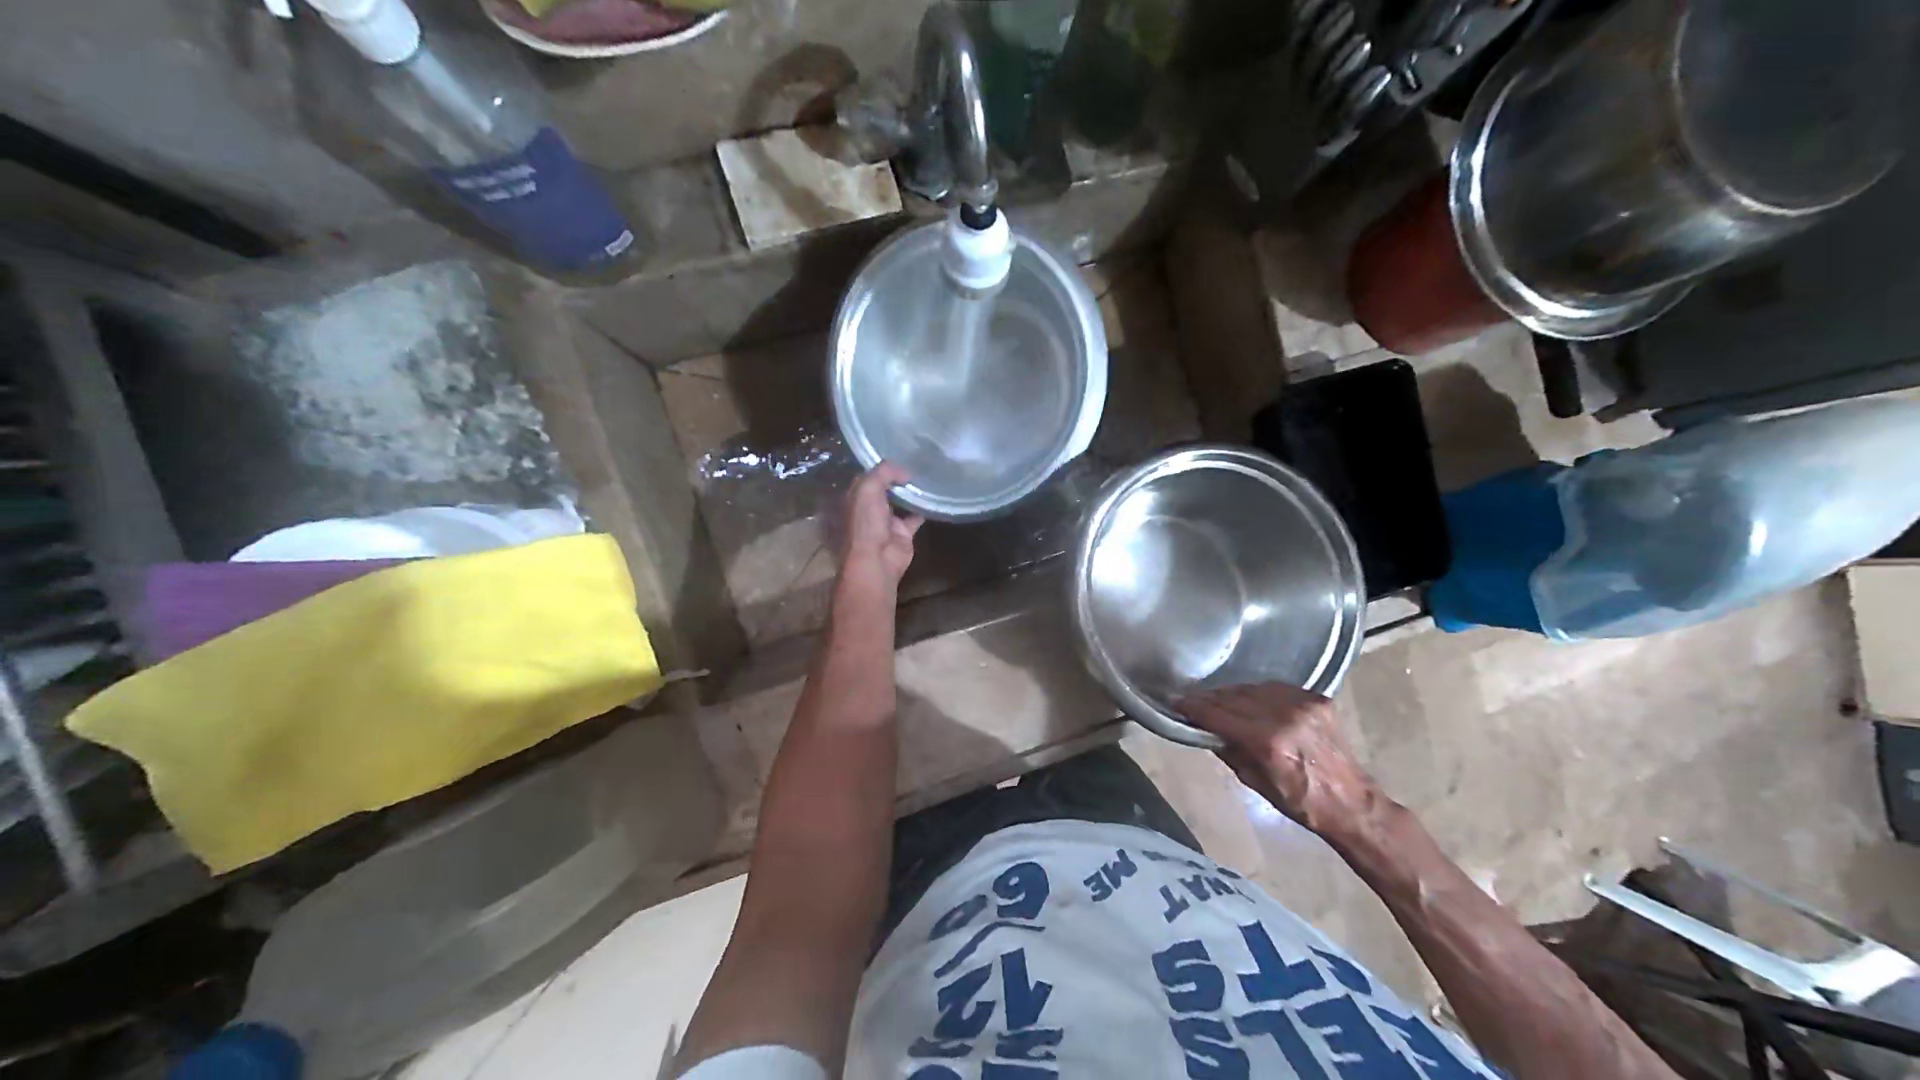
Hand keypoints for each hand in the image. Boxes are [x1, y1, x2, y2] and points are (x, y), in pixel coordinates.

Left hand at [838, 462, 922, 596]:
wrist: (876, 560)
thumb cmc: (866, 523)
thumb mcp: (868, 488)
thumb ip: (885, 472)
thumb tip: (906, 471)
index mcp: (856, 497)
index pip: (868, 476)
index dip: (882, 466)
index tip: (901, 454)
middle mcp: (869, 508)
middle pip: (885, 488)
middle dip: (899, 477)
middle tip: (919, 461)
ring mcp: (887, 521)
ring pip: (901, 501)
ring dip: (912, 491)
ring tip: (928, 474)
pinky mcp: (903, 532)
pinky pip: (915, 516)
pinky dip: (924, 508)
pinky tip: (934, 495)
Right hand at [1176, 682, 1383, 837]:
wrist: (1352, 803)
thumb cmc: (1300, 802)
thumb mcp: (1255, 782)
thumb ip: (1229, 751)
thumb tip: (1205, 730)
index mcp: (1268, 741)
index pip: (1220, 715)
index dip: (1195, 707)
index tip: (1178, 703)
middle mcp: (1285, 716)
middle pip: (1235, 697)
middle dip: (1211, 698)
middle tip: (1193, 700)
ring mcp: (1303, 705)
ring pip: (1254, 688)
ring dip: (1233, 693)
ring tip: (1219, 699)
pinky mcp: (1317, 699)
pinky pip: (1276, 688)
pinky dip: (1259, 693)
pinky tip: (1250, 699)